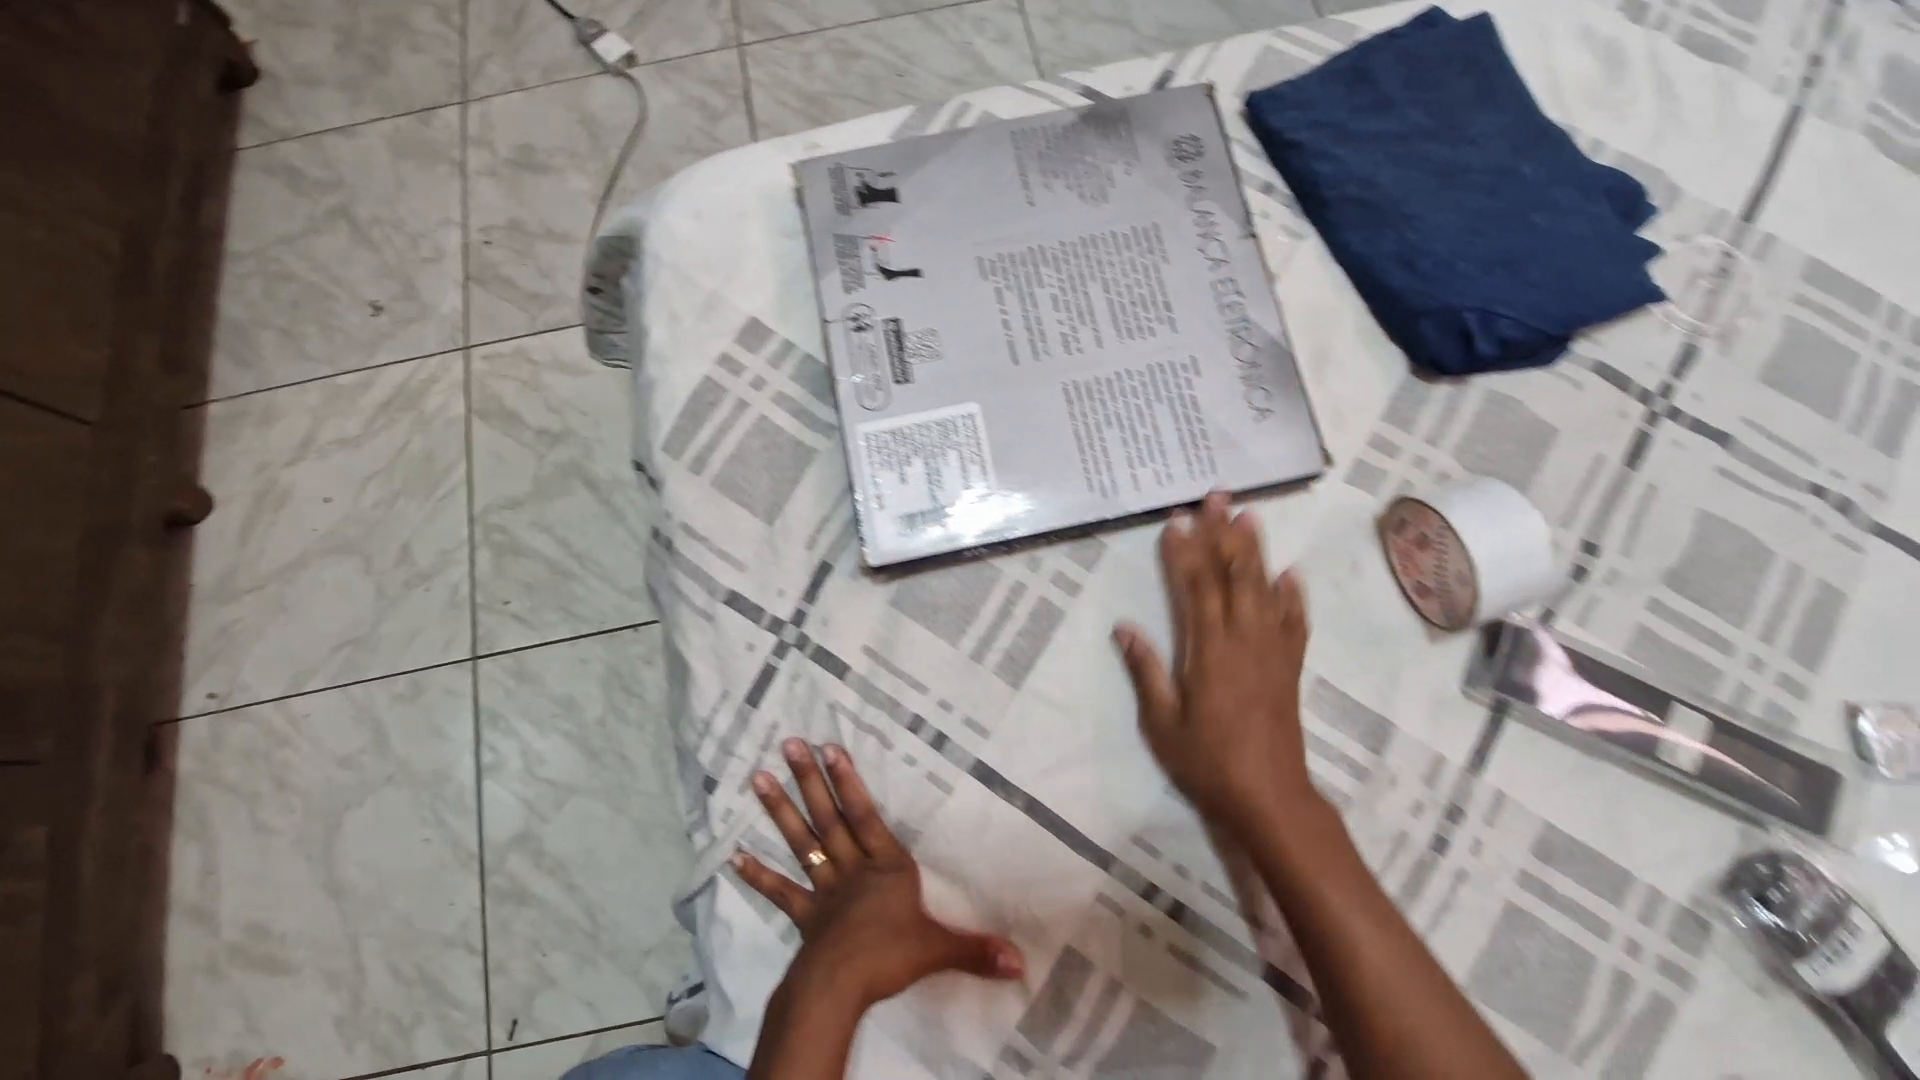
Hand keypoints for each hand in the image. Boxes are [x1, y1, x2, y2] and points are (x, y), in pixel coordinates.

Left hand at [732, 739, 1025, 1009]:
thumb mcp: (938, 949)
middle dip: (810, 780)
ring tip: (759, 777)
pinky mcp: (804, 916)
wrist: (840, 987)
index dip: (849, 781)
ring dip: (781, 810)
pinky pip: (780, 892)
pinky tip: (734, 855)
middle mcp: (853, 870)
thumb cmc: (890, 957)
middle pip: (830, 818)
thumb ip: (976, 949)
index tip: (830, 747)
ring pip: (802, 842)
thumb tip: (1020, 961)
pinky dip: (758, 874)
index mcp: (886, 868)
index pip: (866, 816)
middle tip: (788, 743)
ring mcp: (824, 891)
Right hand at [1113, 492, 1318, 835]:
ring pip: (1265, 589)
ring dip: (1256, 551)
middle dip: (1222, 534)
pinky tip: (1291, 574)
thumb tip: (1124, 627)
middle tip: (1216, 496)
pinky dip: (1294, 596)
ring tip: (1249, 515)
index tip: (1175, 520)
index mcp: (1209, 650)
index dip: (1184, 552)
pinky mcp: (1291, 668)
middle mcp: (1244, 640)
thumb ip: (1146, 671)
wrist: (1269, 797)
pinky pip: (1296, 622)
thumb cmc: (1207, 762)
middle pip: (1234, 576)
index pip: (1195, 588)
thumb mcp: (1162, 723)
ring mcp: (1273, 652)